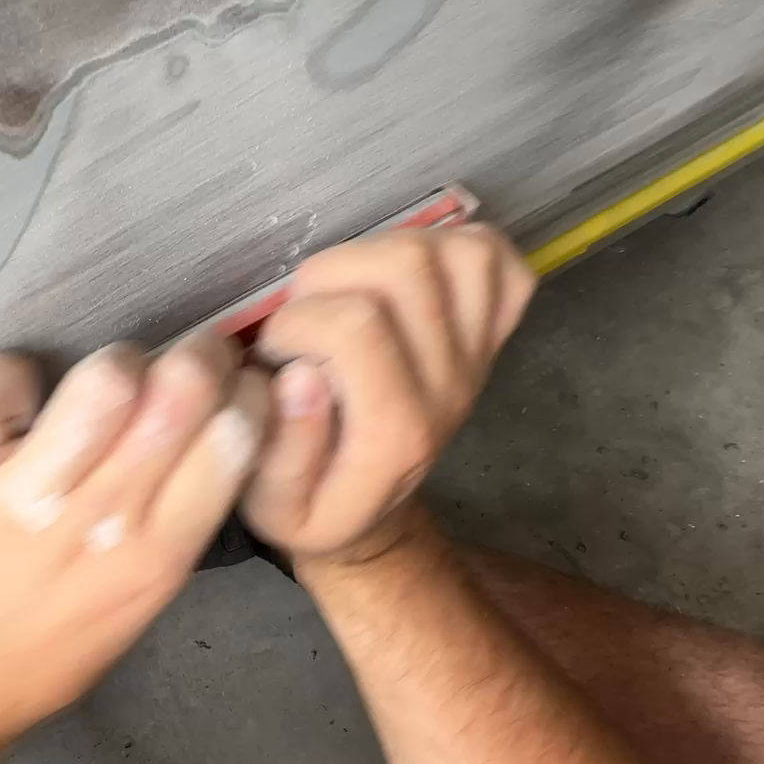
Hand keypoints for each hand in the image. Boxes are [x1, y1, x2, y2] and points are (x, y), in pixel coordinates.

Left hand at [0, 334, 268, 734]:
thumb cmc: (64, 644)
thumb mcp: (150, 597)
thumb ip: (184, 518)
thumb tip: (216, 430)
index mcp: (159, 556)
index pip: (231, 440)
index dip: (246, 393)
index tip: (235, 387)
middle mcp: (105, 520)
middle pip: (178, 395)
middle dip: (201, 355)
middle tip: (190, 359)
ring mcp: (30, 496)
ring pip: (102, 384)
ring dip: (120, 364)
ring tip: (114, 382)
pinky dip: (6, 378)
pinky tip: (21, 399)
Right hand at [241, 225, 536, 564]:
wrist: (370, 517)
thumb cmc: (313, 509)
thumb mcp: (276, 509)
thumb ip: (282, 453)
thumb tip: (298, 375)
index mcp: (395, 435)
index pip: (355, 326)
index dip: (295, 322)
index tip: (269, 352)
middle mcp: (448, 388)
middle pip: (408, 269)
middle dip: (329, 275)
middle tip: (300, 314)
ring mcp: (476, 357)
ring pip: (452, 250)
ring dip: (377, 251)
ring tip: (338, 293)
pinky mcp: (488, 335)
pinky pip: (494, 259)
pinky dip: (449, 246)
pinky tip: (400, 280)